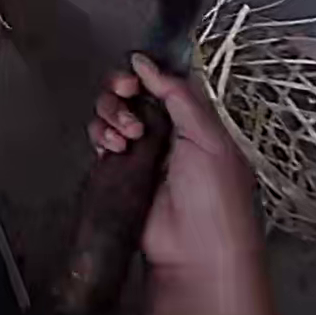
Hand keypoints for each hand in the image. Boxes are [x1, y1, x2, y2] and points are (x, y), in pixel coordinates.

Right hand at [88, 54, 262, 281]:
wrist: (194, 253)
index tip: (136, 74)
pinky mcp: (118, 164)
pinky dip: (101, 134)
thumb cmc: (216, 201)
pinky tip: (114, 147)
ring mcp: (140, 147)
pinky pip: (99, 134)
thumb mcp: (209, 139)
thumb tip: (144, 61)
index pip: (161, 81)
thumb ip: (178, 95)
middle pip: (129, 90)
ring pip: (111, 108)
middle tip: (124, 93)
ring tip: (127, 135)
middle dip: (121, 87)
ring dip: (112, 113)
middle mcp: (165, 129)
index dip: (144, 71)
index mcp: (193, 120)